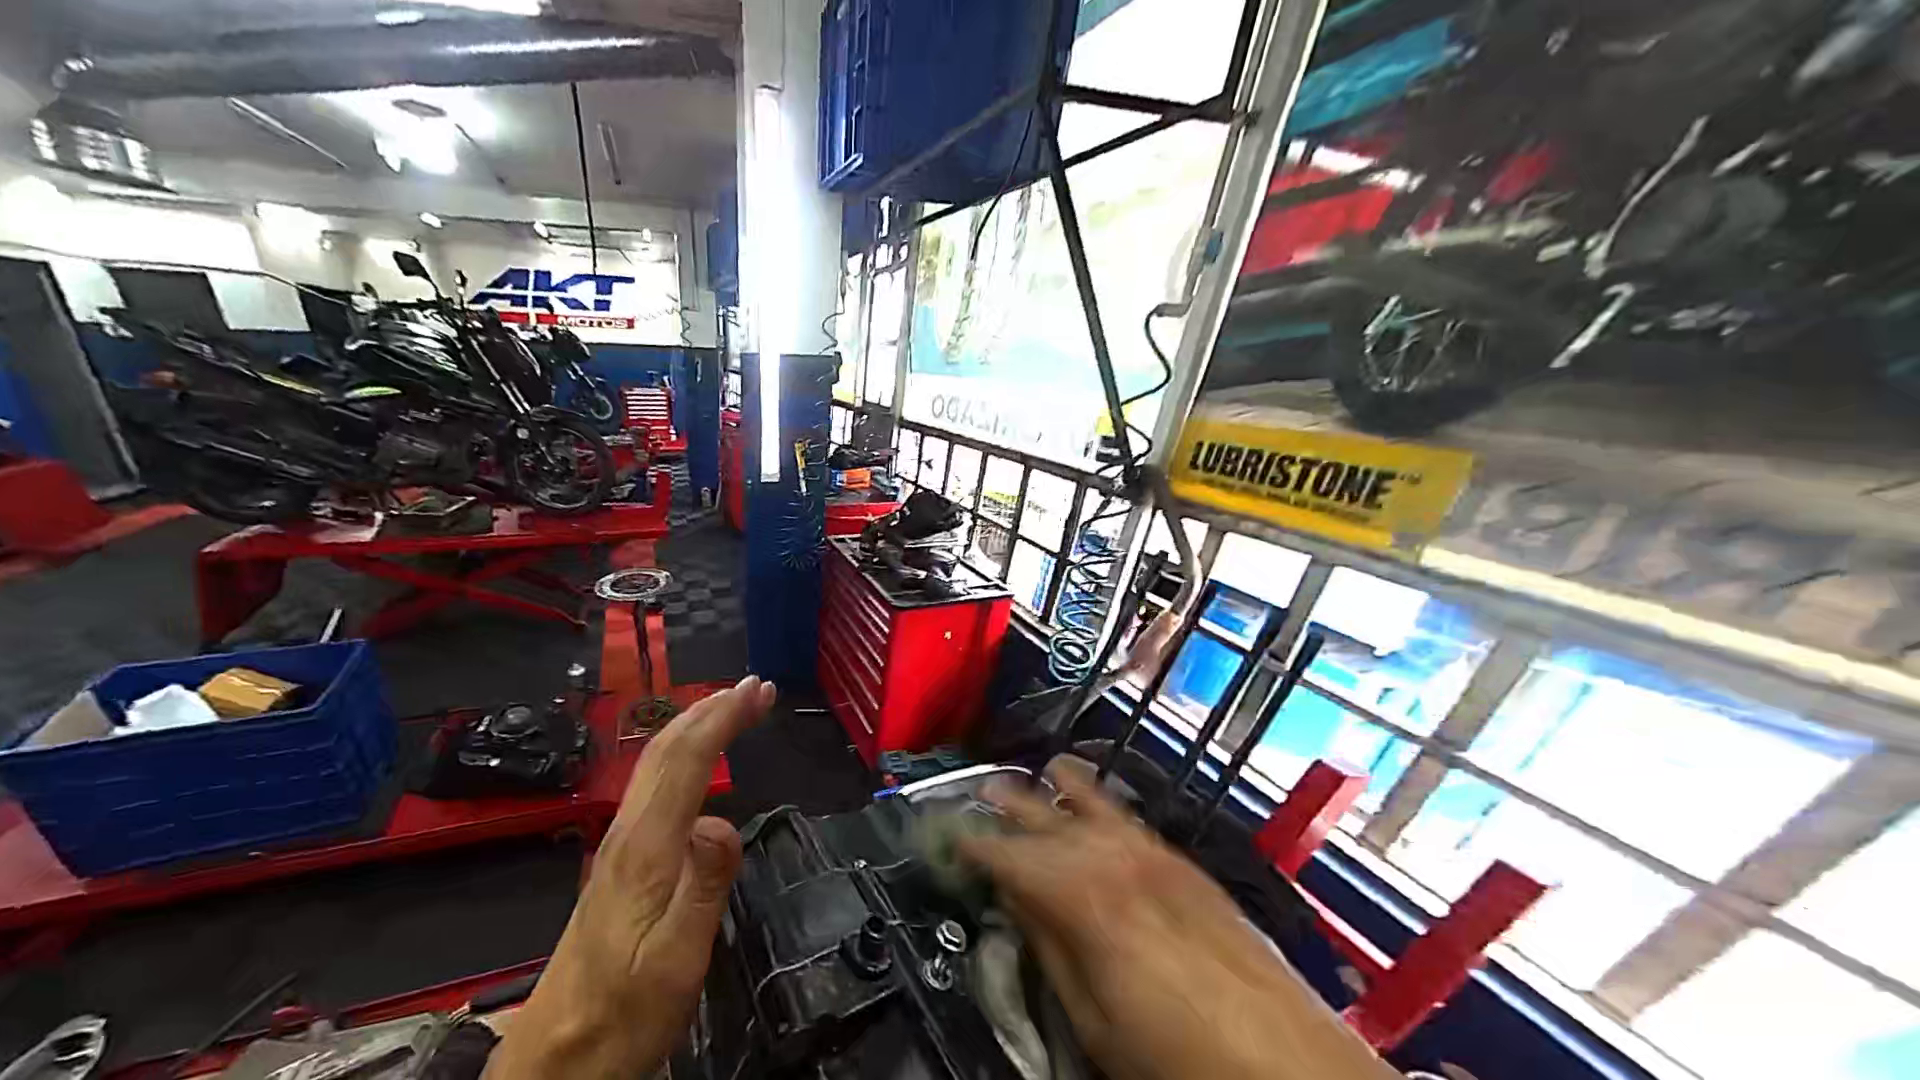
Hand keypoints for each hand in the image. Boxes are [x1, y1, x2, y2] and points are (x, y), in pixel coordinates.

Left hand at [486, 676, 776, 1079]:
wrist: (557, 1061)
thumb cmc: (624, 1013)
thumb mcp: (676, 961)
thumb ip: (703, 887)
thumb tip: (723, 821)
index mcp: (645, 849)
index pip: (686, 762)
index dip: (723, 719)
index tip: (758, 692)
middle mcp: (628, 834)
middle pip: (666, 750)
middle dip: (711, 709)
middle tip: (755, 688)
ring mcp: (619, 845)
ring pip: (655, 764)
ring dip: (697, 725)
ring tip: (733, 707)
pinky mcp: (620, 861)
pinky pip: (655, 784)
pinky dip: (684, 753)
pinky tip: (697, 761)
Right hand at [961, 755, 1398, 1079]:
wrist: (1288, 1064)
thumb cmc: (1175, 1056)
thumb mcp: (1094, 1019)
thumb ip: (1050, 949)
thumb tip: (1016, 901)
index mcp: (1084, 898)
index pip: (1013, 858)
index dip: (977, 844)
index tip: (950, 834)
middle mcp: (1117, 859)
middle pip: (1051, 820)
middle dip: (1013, 804)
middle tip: (981, 790)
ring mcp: (1155, 856)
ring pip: (1095, 806)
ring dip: (1061, 790)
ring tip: (1041, 772)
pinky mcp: (1184, 865)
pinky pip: (1130, 819)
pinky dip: (1104, 802)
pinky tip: (1098, 799)